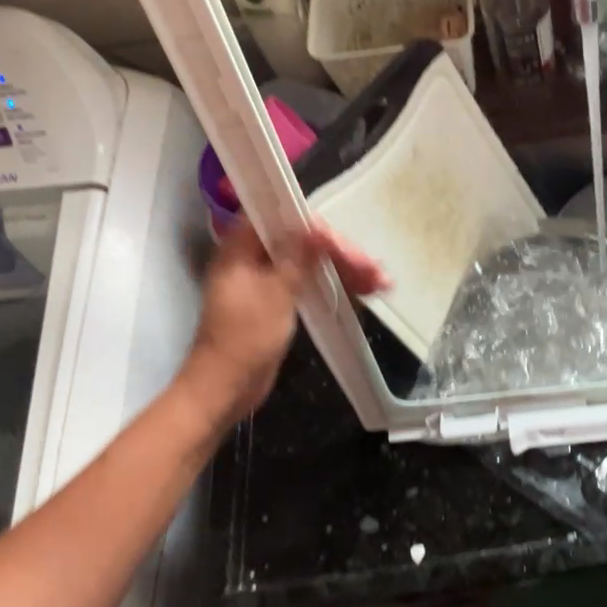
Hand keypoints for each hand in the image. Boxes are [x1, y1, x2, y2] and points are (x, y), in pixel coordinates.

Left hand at [177, 218, 388, 421]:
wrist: (225, 387)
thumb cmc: (244, 339)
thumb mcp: (275, 293)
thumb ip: (297, 258)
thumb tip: (315, 227)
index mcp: (241, 249)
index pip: (281, 218)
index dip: (315, 225)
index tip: (343, 244)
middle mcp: (253, 259)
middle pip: (303, 242)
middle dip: (340, 253)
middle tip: (373, 268)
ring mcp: (266, 282)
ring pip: (311, 264)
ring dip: (345, 270)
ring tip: (381, 281)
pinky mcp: (278, 303)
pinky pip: (310, 284)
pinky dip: (335, 286)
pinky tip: (365, 291)